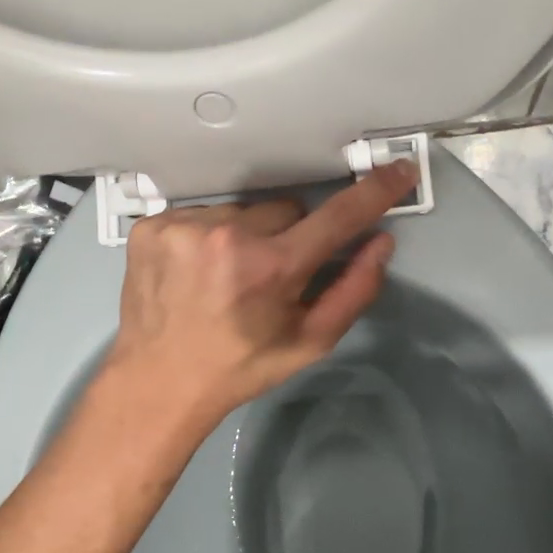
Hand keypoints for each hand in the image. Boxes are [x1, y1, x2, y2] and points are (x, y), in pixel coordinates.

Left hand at [105, 160, 419, 424]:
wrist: (158, 382)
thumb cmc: (241, 366)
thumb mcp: (309, 343)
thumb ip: (354, 290)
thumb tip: (381, 242)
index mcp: (270, 268)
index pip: (336, 217)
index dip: (375, 192)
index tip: (399, 170)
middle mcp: (226, 235)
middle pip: (286, 209)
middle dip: (289, 237)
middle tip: (270, 277)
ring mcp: (183, 225)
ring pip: (242, 209)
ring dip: (245, 234)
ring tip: (226, 276)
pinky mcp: (153, 224)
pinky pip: (202, 212)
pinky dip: (208, 235)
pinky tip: (197, 270)